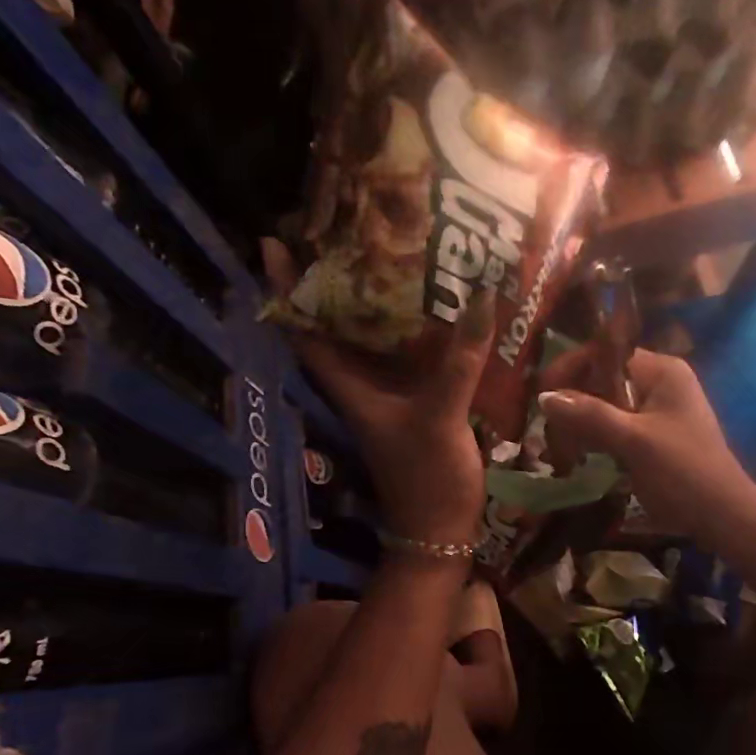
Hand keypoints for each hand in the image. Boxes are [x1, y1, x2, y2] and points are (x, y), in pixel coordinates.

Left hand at [263, 239, 487, 545]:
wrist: (439, 530)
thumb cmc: (427, 479)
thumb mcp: (440, 419)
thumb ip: (458, 361)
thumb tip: (481, 298)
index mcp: (349, 388)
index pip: (304, 333)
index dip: (285, 290)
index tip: (274, 242)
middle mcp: (361, 385)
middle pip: (334, 324)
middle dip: (331, 277)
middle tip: (342, 223)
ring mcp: (389, 392)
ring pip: (371, 335)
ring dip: (374, 295)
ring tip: (388, 242)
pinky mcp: (418, 398)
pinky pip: (408, 351)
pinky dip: (415, 323)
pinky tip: (436, 295)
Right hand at [537, 350, 755, 541]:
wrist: (720, 517)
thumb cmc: (683, 472)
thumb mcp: (634, 441)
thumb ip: (590, 415)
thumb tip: (543, 396)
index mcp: (661, 372)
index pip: (606, 355)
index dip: (571, 369)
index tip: (541, 394)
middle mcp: (656, 383)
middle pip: (601, 379)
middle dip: (570, 398)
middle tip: (542, 423)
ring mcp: (652, 410)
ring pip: (601, 404)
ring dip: (576, 421)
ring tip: (551, 440)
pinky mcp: (646, 436)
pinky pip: (608, 426)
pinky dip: (589, 436)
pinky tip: (569, 453)